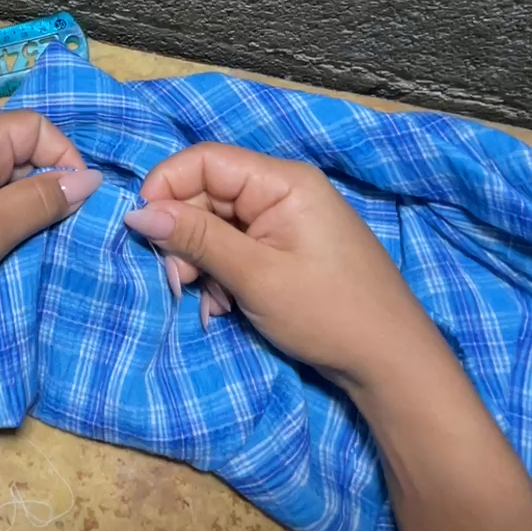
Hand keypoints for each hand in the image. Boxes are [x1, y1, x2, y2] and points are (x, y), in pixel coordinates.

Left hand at [0, 111, 102, 328]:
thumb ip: (41, 200)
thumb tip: (90, 178)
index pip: (37, 126)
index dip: (65, 157)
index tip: (76, 203)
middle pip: (20, 150)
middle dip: (46, 186)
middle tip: (56, 231)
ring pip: (2, 178)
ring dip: (22, 207)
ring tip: (29, 244)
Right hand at [126, 143, 437, 390]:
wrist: (395, 371)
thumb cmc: (329, 313)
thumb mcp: (255, 275)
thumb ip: (195, 238)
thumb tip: (136, 213)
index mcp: (282, 181)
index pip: (204, 160)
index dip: (166, 186)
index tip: (144, 227)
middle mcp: (280, 190)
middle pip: (205, 193)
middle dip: (182, 234)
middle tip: (176, 279)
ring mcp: (282, 219)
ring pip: (213, 222)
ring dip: (197, 259)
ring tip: (203, 298)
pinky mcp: (281, 246)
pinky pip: (231, 244)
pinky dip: (216, 272)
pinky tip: (222, 303)